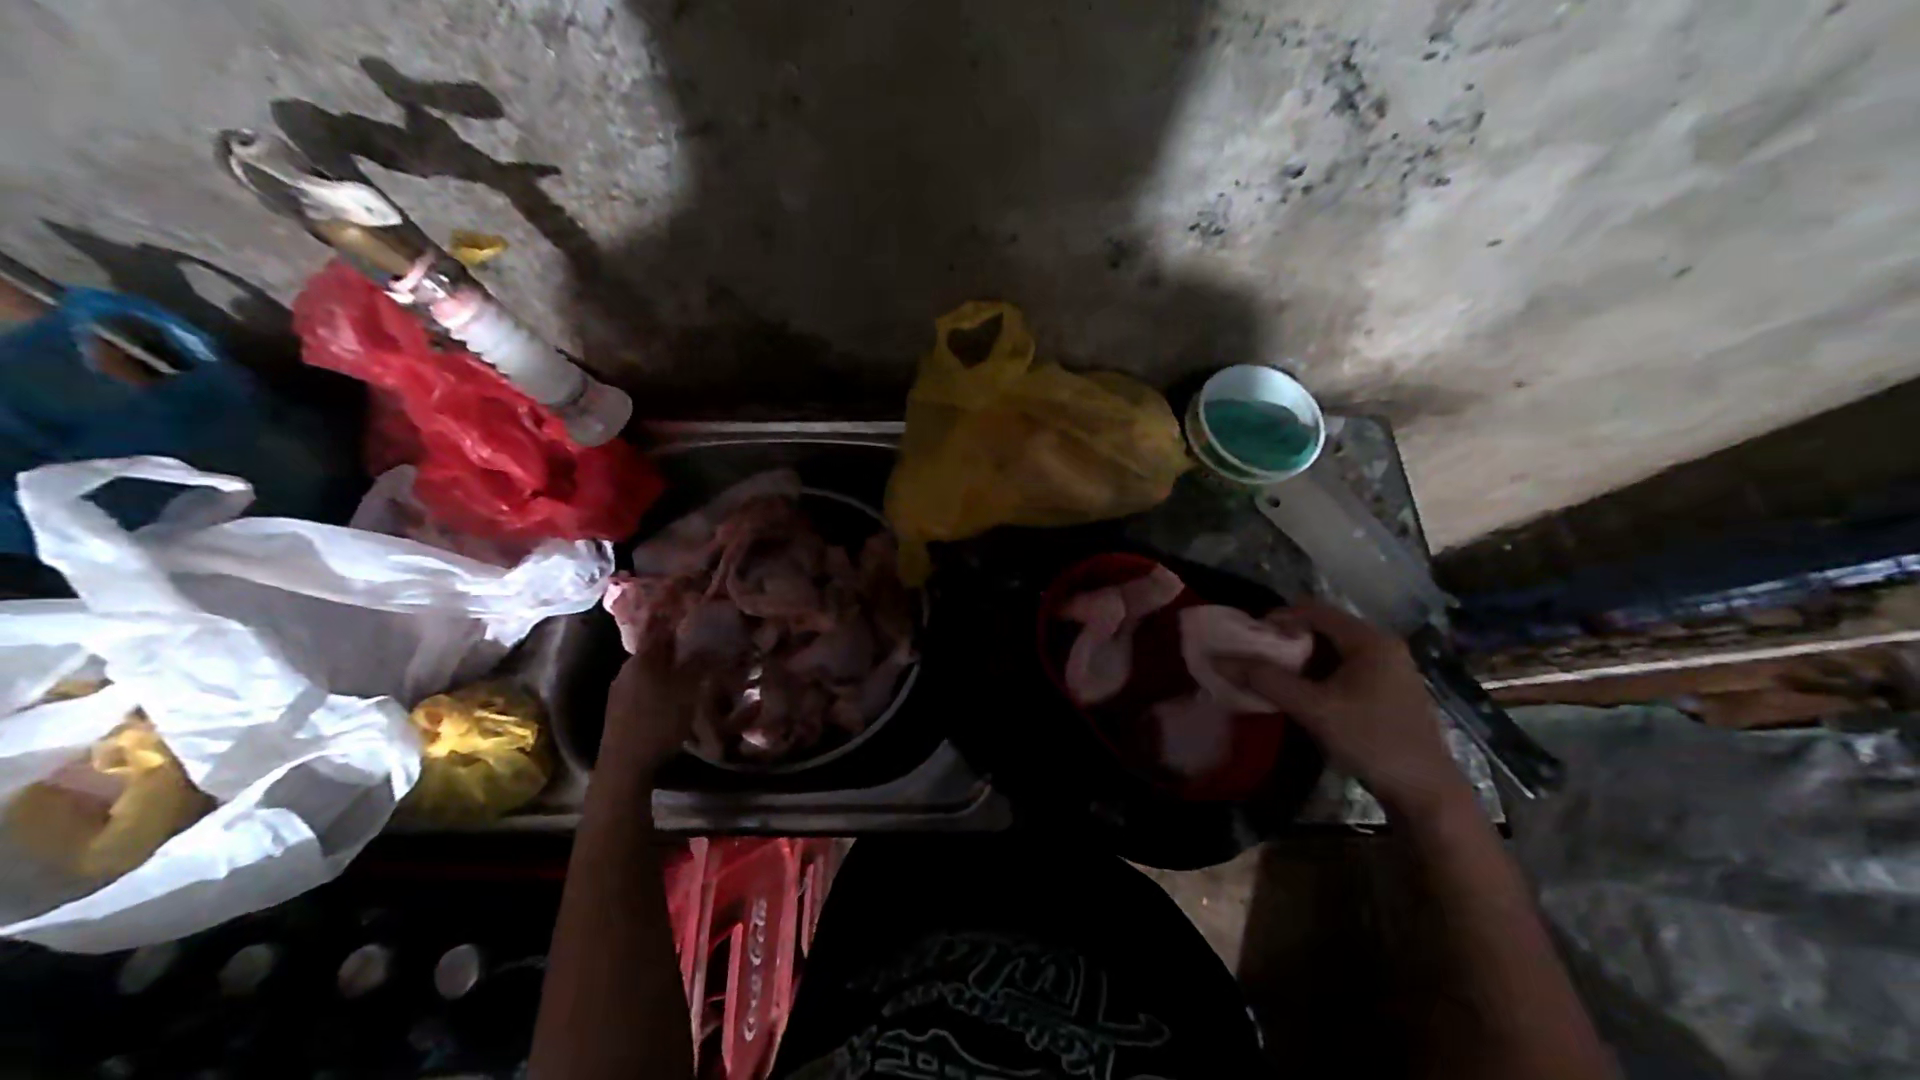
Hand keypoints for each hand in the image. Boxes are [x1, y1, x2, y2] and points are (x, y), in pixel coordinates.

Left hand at [598, 634, 700, 784]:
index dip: (679, 625)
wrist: (625, 764)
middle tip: (702, 652)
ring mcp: (620, 690)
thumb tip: (712, 645)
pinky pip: (644, 688)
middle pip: (655, 652)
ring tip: (691, 677)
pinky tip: (672, 699)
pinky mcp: (619, 710)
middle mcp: (626, 669)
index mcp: (641, 658)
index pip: (661, 630)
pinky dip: (660, 687)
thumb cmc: (659, 721)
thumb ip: (700, 664)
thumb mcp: (687, 690)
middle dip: (677, 651)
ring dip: (669, 671)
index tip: (698, 622)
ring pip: (650, 672)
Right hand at [1227, 601, 1470, 816]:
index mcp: (1370, 640)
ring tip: (1273, 676)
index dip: (1278, 618)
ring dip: (1301, 660)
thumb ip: (1266, 680)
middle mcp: (1383, 647)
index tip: (1249, 637)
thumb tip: (1220, 660)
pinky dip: (1318, 675)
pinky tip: (1302, 695)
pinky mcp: (1388, 692)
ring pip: (1333, 652)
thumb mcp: (1313, 708)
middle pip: (1324, 629)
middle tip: (1257, 657)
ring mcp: (1389, 671)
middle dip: (1287, 640)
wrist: (1425, 793)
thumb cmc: (1371, 740)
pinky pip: (1344, 670)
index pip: (1315, 611)